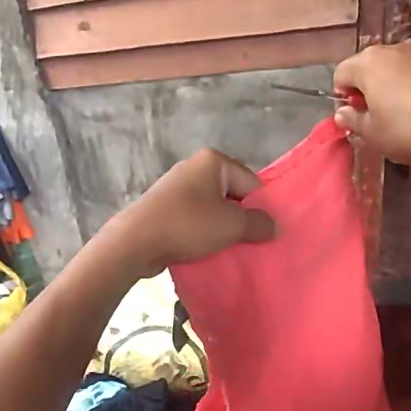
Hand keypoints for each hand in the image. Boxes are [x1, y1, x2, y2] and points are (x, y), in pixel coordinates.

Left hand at [95, 149, 276, 276]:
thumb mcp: (232, 225)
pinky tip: (206, 249)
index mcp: (214, 161)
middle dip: (242, 219)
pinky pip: (196, 218)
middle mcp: (195, 167)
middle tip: (249, 243)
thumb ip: (260, 223)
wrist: (135, 242)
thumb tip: (275, 226)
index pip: (253, 183)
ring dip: (223, 228)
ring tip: (227, 249)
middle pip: (234, 195)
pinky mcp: (165, 207)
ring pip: (214, 209)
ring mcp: (178, 187)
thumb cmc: (188, 225)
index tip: (263, 232)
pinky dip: (204, 232)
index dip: (261, 209)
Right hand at [331, 39, 410, 166]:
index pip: (342, 73)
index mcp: (371, 62)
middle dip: (377, 90)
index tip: (357, 118)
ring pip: (410, 68)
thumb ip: (354, 121)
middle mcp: (401, 47)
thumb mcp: (375, 137)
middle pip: (377, 67)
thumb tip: (343, 112)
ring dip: (408, 87)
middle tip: (387, 121)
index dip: (345, 97)